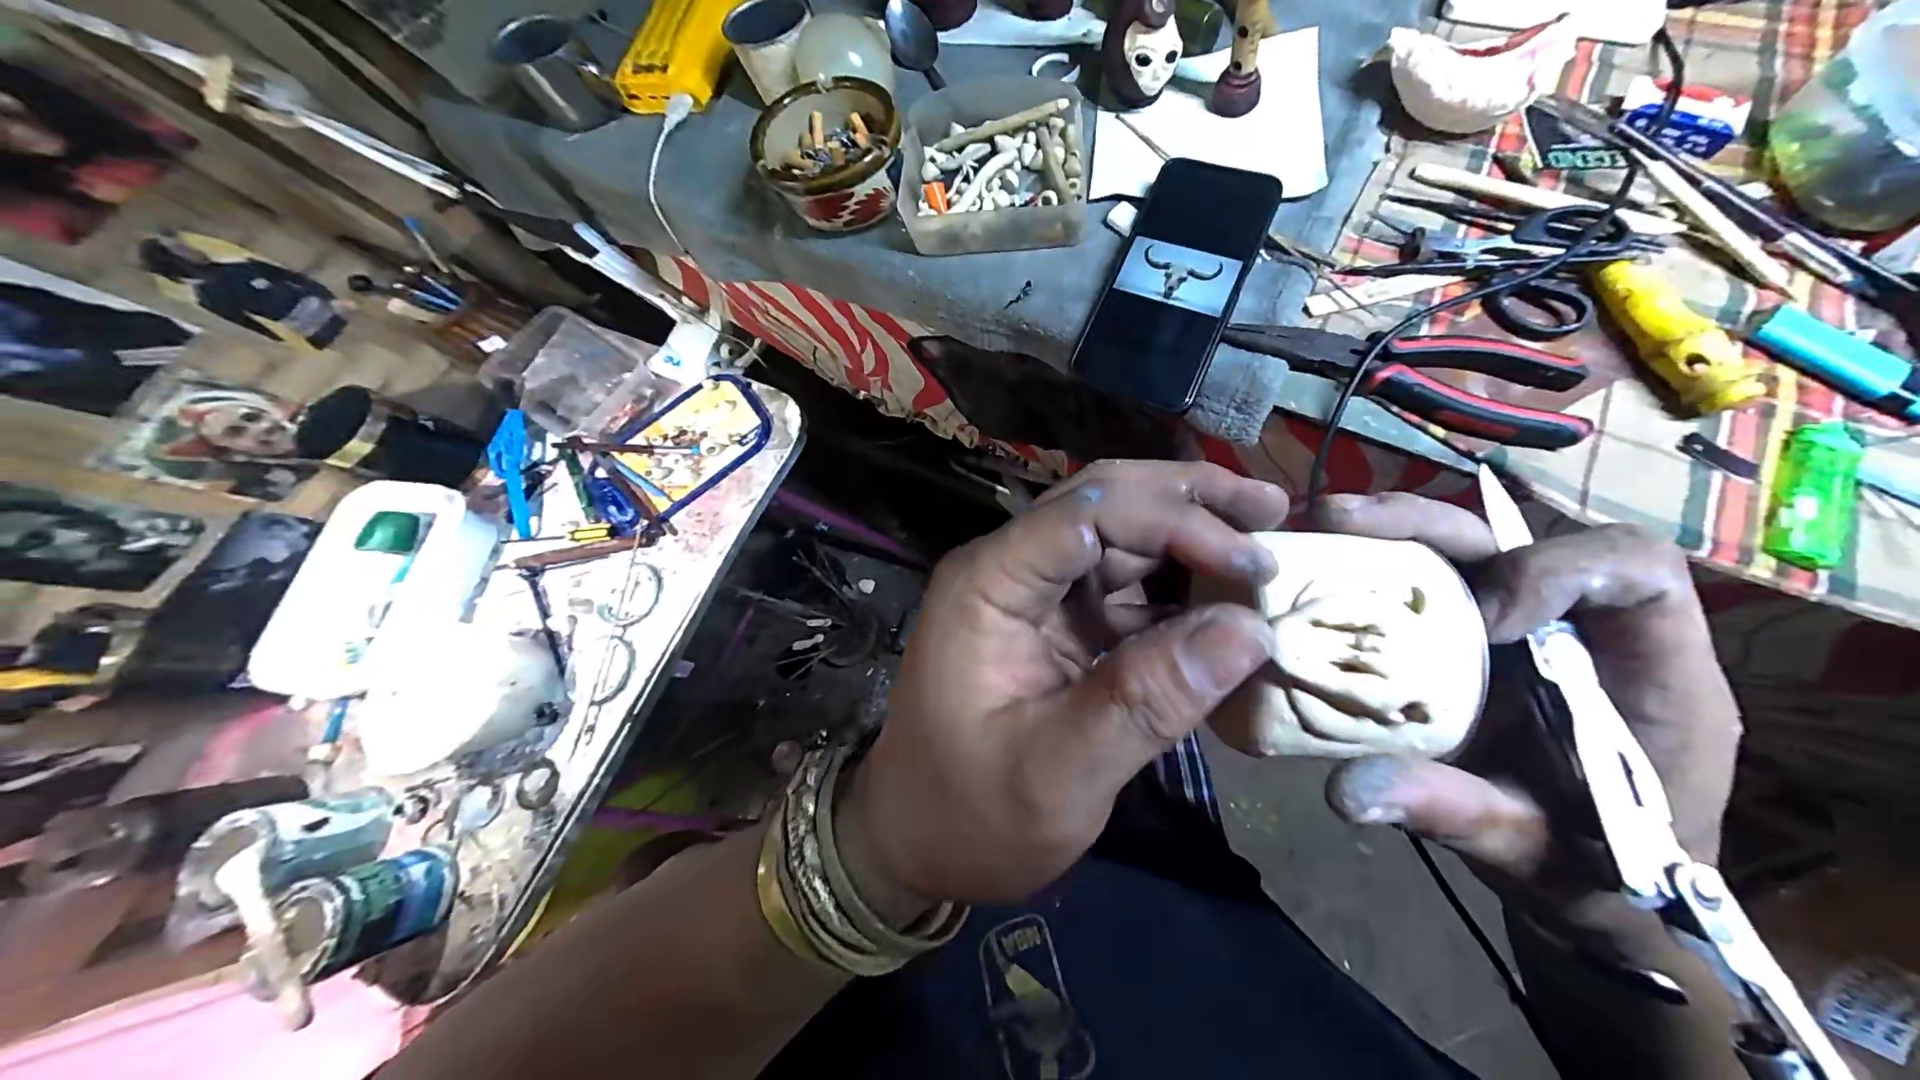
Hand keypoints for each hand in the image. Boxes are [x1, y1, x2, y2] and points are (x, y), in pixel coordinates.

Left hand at [836, 461, 1289, 917]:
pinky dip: (1175, 586)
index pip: (1087, 513)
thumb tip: (1251, 630)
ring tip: (1268, 538)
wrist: (915, 839)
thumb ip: (1146, 700)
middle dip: (1188, 502)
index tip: (1255, 563)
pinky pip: (1122, 585)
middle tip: (1275, 511)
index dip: (1176, 522)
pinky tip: (1225, 595)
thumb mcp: (1057, 775)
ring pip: (1118, 537)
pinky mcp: (1053, 623)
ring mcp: (1031, 593)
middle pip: (1103, 504)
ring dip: (1189, 534)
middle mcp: (1008, 570)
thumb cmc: (968, 815)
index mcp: (990, 584)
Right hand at [1312, 493, 1741, 904]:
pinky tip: (1319, 563)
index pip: (1632, 571)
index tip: (1485, 622)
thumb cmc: (1590, 861)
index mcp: (1648, 670)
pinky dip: (1370, 563)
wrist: (1590, 874)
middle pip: (1515, 537)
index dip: (1558, 571)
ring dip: (1386, 531)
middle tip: (1336, 519)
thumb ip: (1449, 810)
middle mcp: (1578, 625)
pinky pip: (1424, 580)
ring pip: (1462, 547)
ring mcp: (1518, 622)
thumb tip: (1346, 792)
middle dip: (1424, 522)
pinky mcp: (1467, 632)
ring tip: (1314, 525)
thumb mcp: (1524, 845)